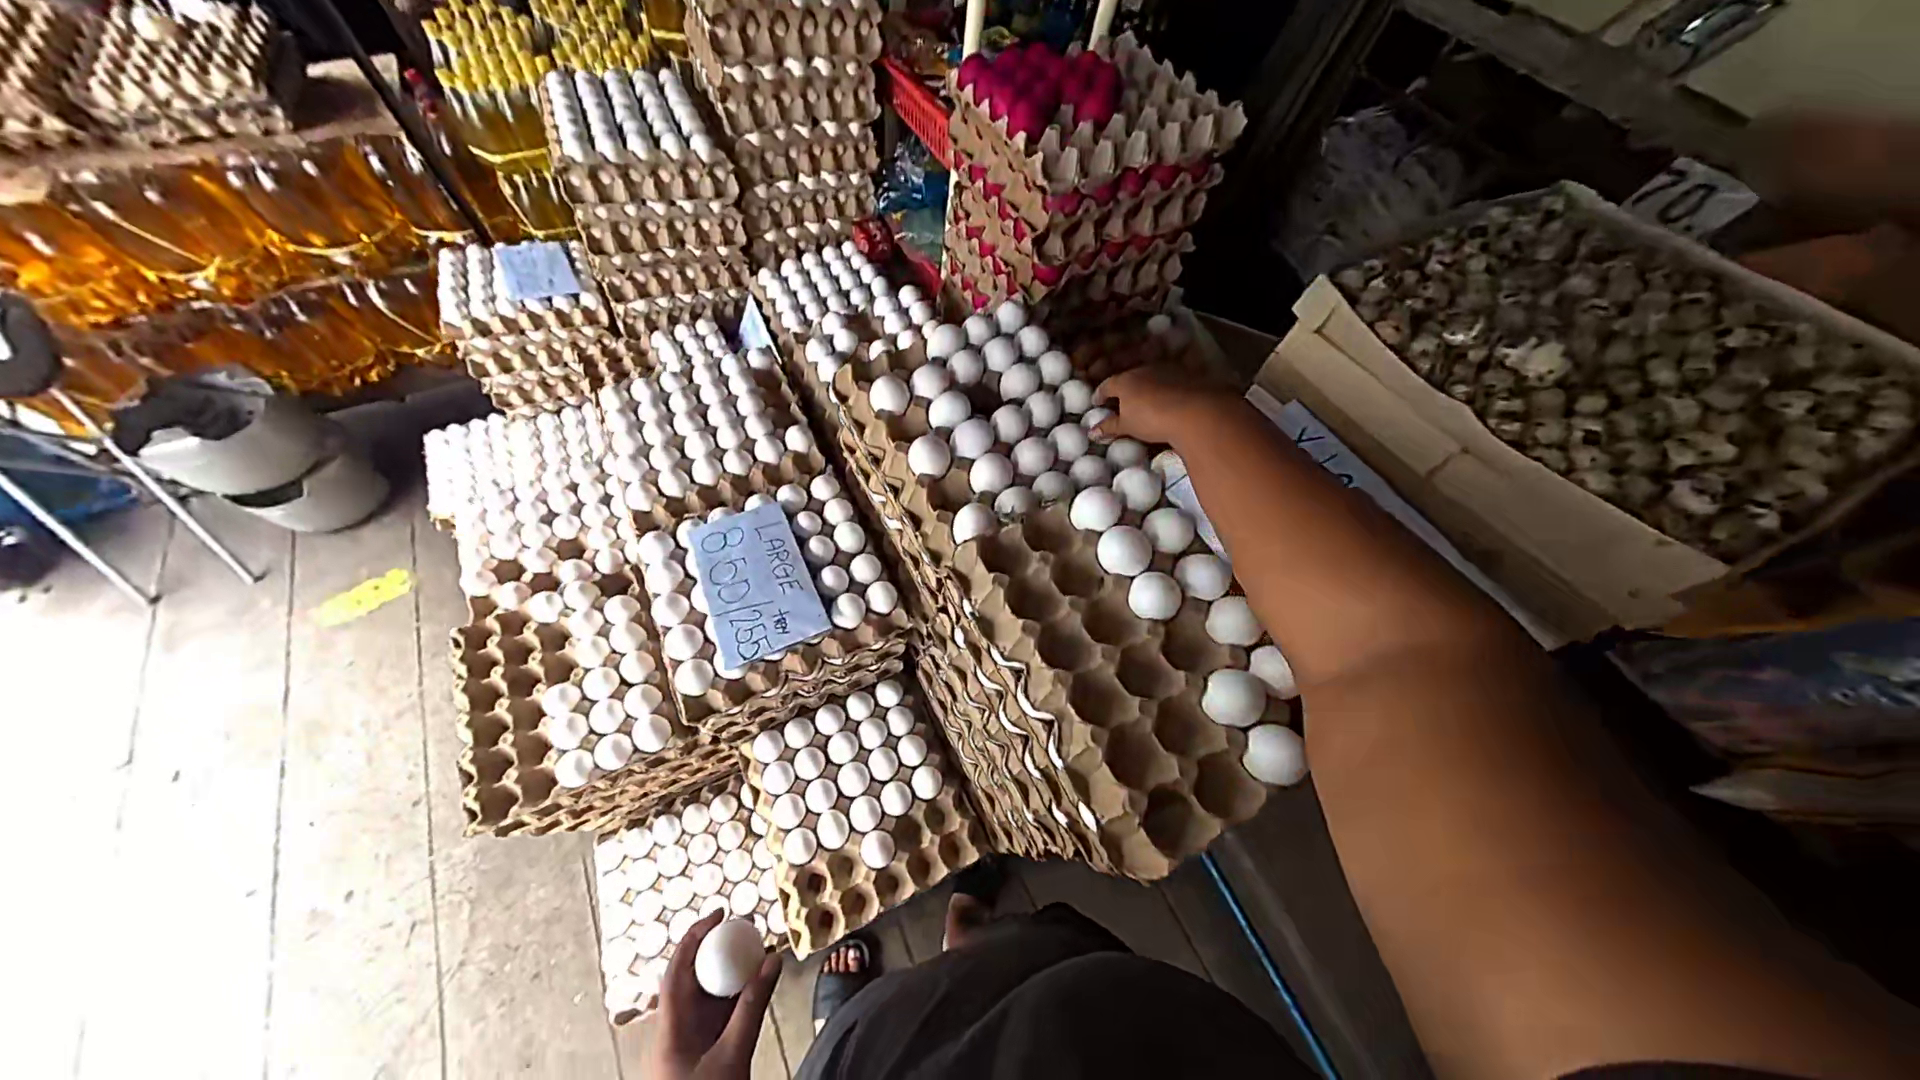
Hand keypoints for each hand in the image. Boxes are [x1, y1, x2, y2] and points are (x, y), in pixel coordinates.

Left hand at [648, 911, 781, 1079]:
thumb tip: (772, 960)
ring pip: (706, 997)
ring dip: (729, 974)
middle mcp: (675, 1032)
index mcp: (670, 1030)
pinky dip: (735, 997)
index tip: (719, 914)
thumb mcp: (733, 1056)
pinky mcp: (701, 1056)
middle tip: (744, 929)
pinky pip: (717, 1015)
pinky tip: (756, 987)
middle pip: (692, 979)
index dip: (695, 937)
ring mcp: (688, 1044)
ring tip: (756, 952)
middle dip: (717, 950)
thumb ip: (753, 1006)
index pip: (678, 970)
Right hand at [1092, 366, 1238, 445]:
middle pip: (1129, 378)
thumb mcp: (1127, 426)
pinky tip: (1167, 399)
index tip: (1097, 402)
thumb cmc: (1151, 418)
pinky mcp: (1186, 375)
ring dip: (1146, 387)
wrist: (1194, 410)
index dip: (1100, 394)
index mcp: (1124, 381)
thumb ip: (1109, 427)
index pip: (1107, 385)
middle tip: (1120, 402)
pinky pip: (1169, 381)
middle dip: (1124, 389)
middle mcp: (1143, 370)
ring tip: (1145, 401)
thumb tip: (1091, 431)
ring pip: (1150, 377)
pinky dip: (1164, 389)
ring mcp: (1166, 370)